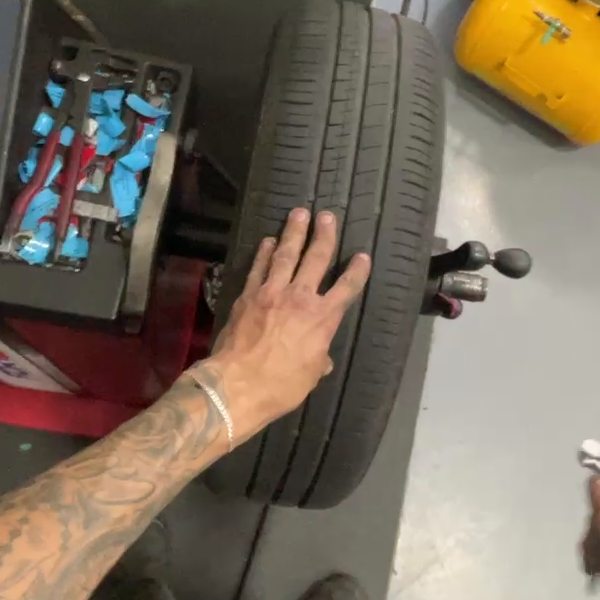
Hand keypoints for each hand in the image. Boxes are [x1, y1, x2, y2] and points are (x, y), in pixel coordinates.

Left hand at [199, 209, 370, 435]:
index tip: (362, 256)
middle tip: (327, 216)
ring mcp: (271, 292)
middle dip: (324, 236)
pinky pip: (258, 268)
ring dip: (294, 233)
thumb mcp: (309, 376)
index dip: (356, 271)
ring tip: (299, 213)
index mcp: (322, 319)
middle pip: (316, 259)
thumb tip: (322, 359)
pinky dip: (264, 253)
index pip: (346, 288)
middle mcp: (300, 298)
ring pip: (286, 255)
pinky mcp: (248, 295)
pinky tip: (268, 241)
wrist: (238, 384)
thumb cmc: (280, 385)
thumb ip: (318, 359)